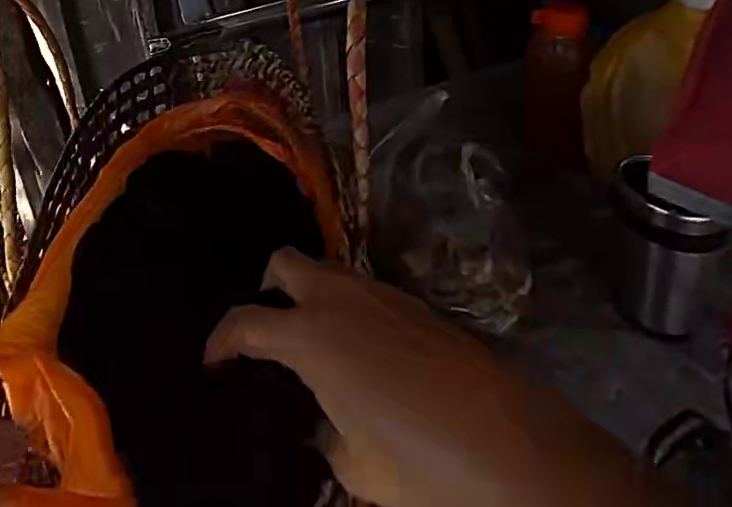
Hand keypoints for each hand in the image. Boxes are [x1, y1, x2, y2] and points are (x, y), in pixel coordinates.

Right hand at [206, 248, 654, 506]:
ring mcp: (379, 294)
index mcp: (310, 337)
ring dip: (310, 294)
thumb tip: (324, 420)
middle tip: (269, 326)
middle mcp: (338, 299)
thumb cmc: (423, 463)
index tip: (214, 362)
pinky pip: (362, 290)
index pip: (245, 322)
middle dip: (268, 285)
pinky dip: (347, 307)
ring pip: (327, 270)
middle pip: (285, 262)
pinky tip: (363, 350)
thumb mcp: (359, 468)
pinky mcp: (413, 303)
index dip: (221, 341)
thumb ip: (328, 435)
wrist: (517, 447)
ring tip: (315, 340)